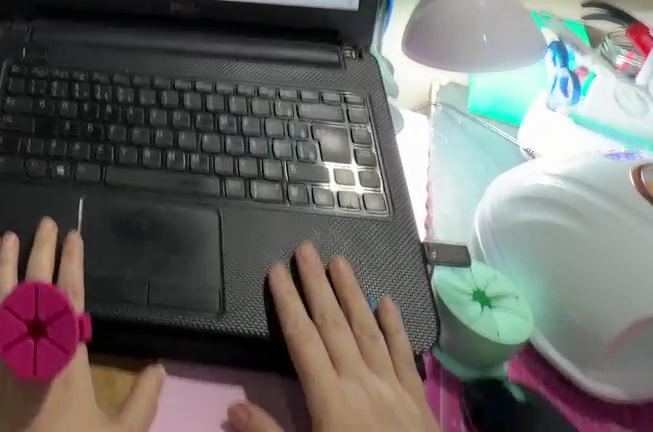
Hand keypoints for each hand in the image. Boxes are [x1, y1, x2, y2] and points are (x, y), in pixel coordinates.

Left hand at [0, 218, 166, 431]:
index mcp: (66, 359)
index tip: (74, 236)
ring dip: (6, 264)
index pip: (69, 297)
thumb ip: (142, 402)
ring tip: (9, 237)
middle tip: (45, 223)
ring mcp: (0, 361)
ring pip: (1, 300)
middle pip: (34, 288)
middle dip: (40, 252)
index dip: (72, 263)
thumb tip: (161, 368)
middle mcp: (31, 350)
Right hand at [227, 242, 434, 431]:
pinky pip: (404, 356)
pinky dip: (395, 327)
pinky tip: (388, 302)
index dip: (287, 301)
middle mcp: (360, 385)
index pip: (302, 339)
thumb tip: (232, 406)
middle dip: (316, 283)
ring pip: (368, 329)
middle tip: (305, 247)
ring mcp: (393, 391)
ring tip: (339, 260)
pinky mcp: (420, 404)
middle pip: (333, 323)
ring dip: (351, 292)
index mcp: (329, 400)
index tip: (275, 269)